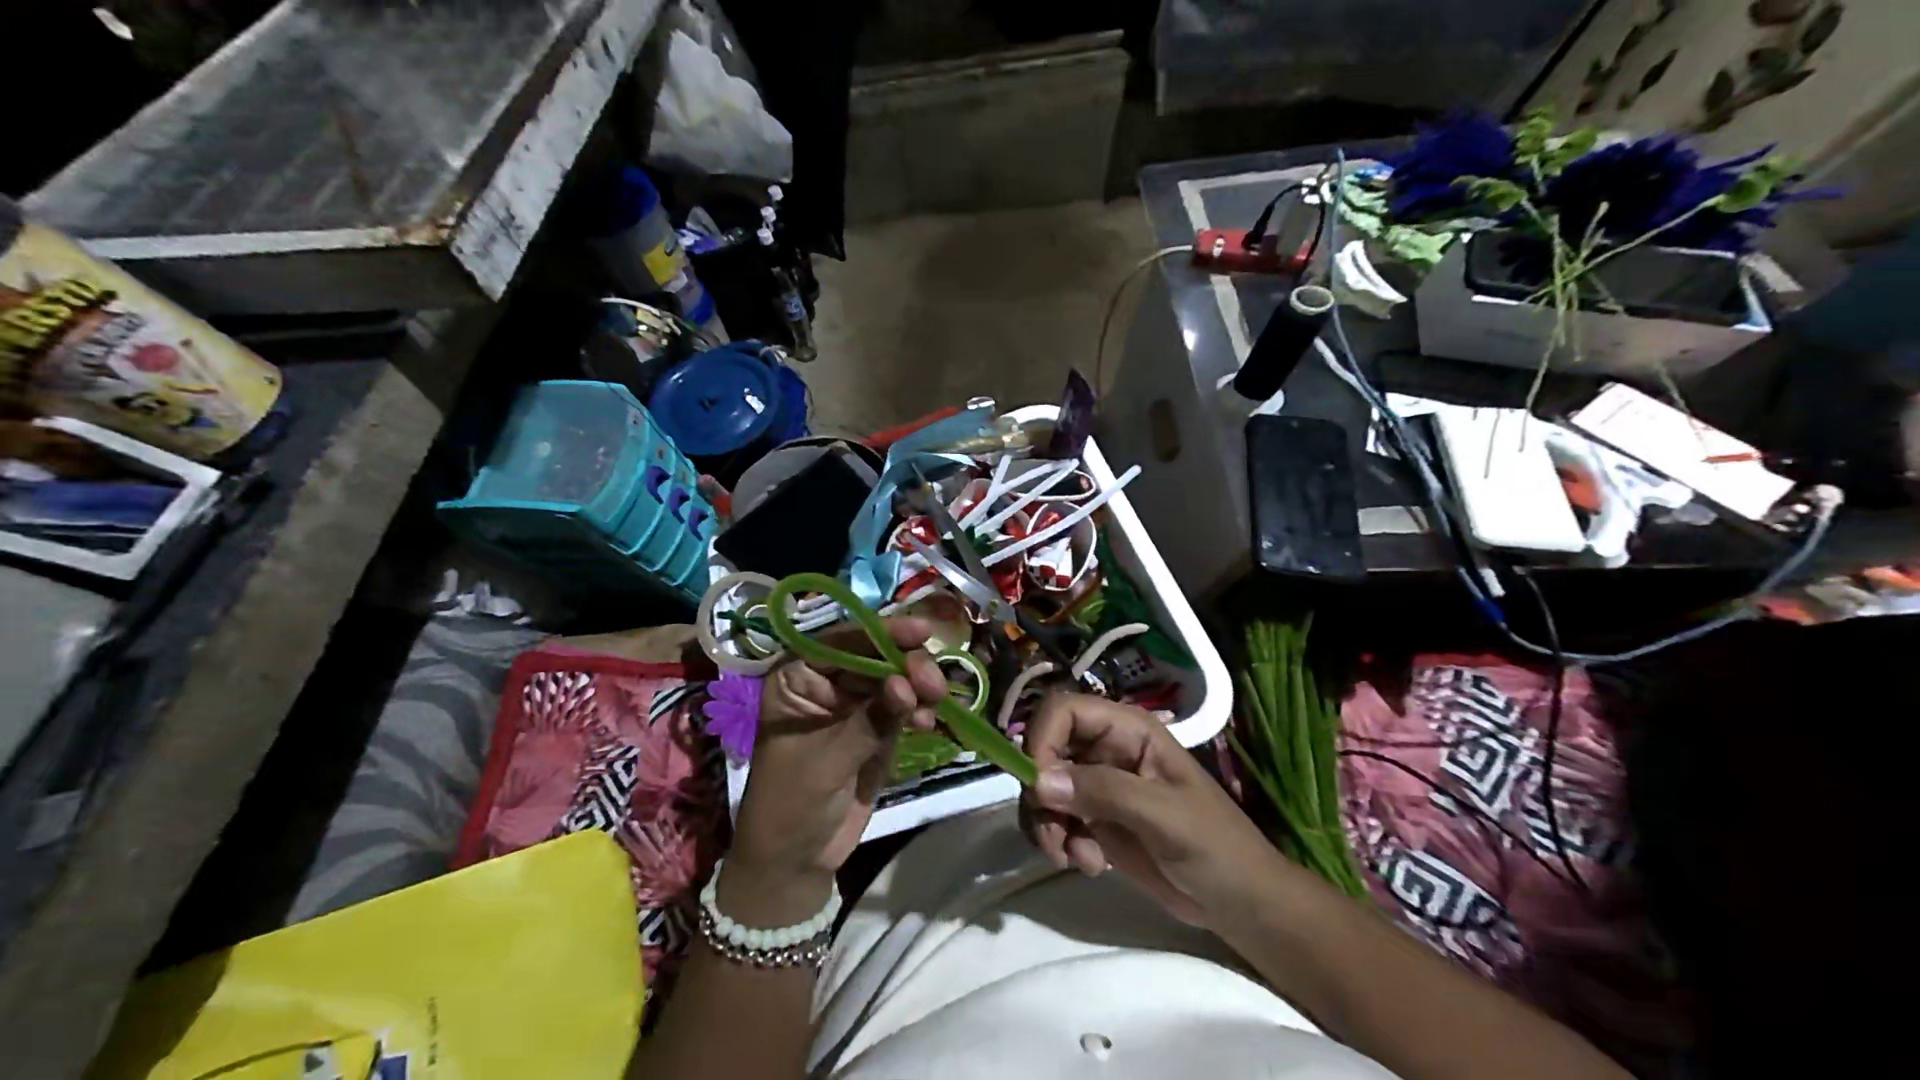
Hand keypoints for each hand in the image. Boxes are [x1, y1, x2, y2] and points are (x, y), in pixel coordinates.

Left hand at [728, 617, 946, 916]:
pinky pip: (906, 707)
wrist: (795, 858)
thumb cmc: (791, 802)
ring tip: (936, 701)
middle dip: (908, 664)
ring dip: (920, 686)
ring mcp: (855, 705)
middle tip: (933, 683)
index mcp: (798, 676)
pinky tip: (928, 723)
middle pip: (876, 656)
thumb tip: (905, 685)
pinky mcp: (877, 728)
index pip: (843, 642)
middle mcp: (828, 682)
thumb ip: (868, 720)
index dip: (882, 632)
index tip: (921, 632)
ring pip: (897, 679)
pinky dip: (920, 710)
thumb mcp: (826, 760)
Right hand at [1021, 693, 1276, 927]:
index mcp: (1128, 730)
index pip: (1063, 710)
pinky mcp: (1094, 818)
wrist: (1239, 902)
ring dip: (1047, 823)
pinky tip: (1090, 864)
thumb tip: (1039, 781)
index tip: (1038, 786)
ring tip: (1074, 857)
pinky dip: (1059, 840)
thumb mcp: (1164, 815)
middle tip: (1053, 834)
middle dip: (1039, 792)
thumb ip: (1103, 791)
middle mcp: (1105, 749)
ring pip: (1043, 787)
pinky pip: (1054, 818)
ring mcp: (1097, 785)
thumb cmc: (1214, 846)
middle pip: (1045, 749)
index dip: (1042, 739)